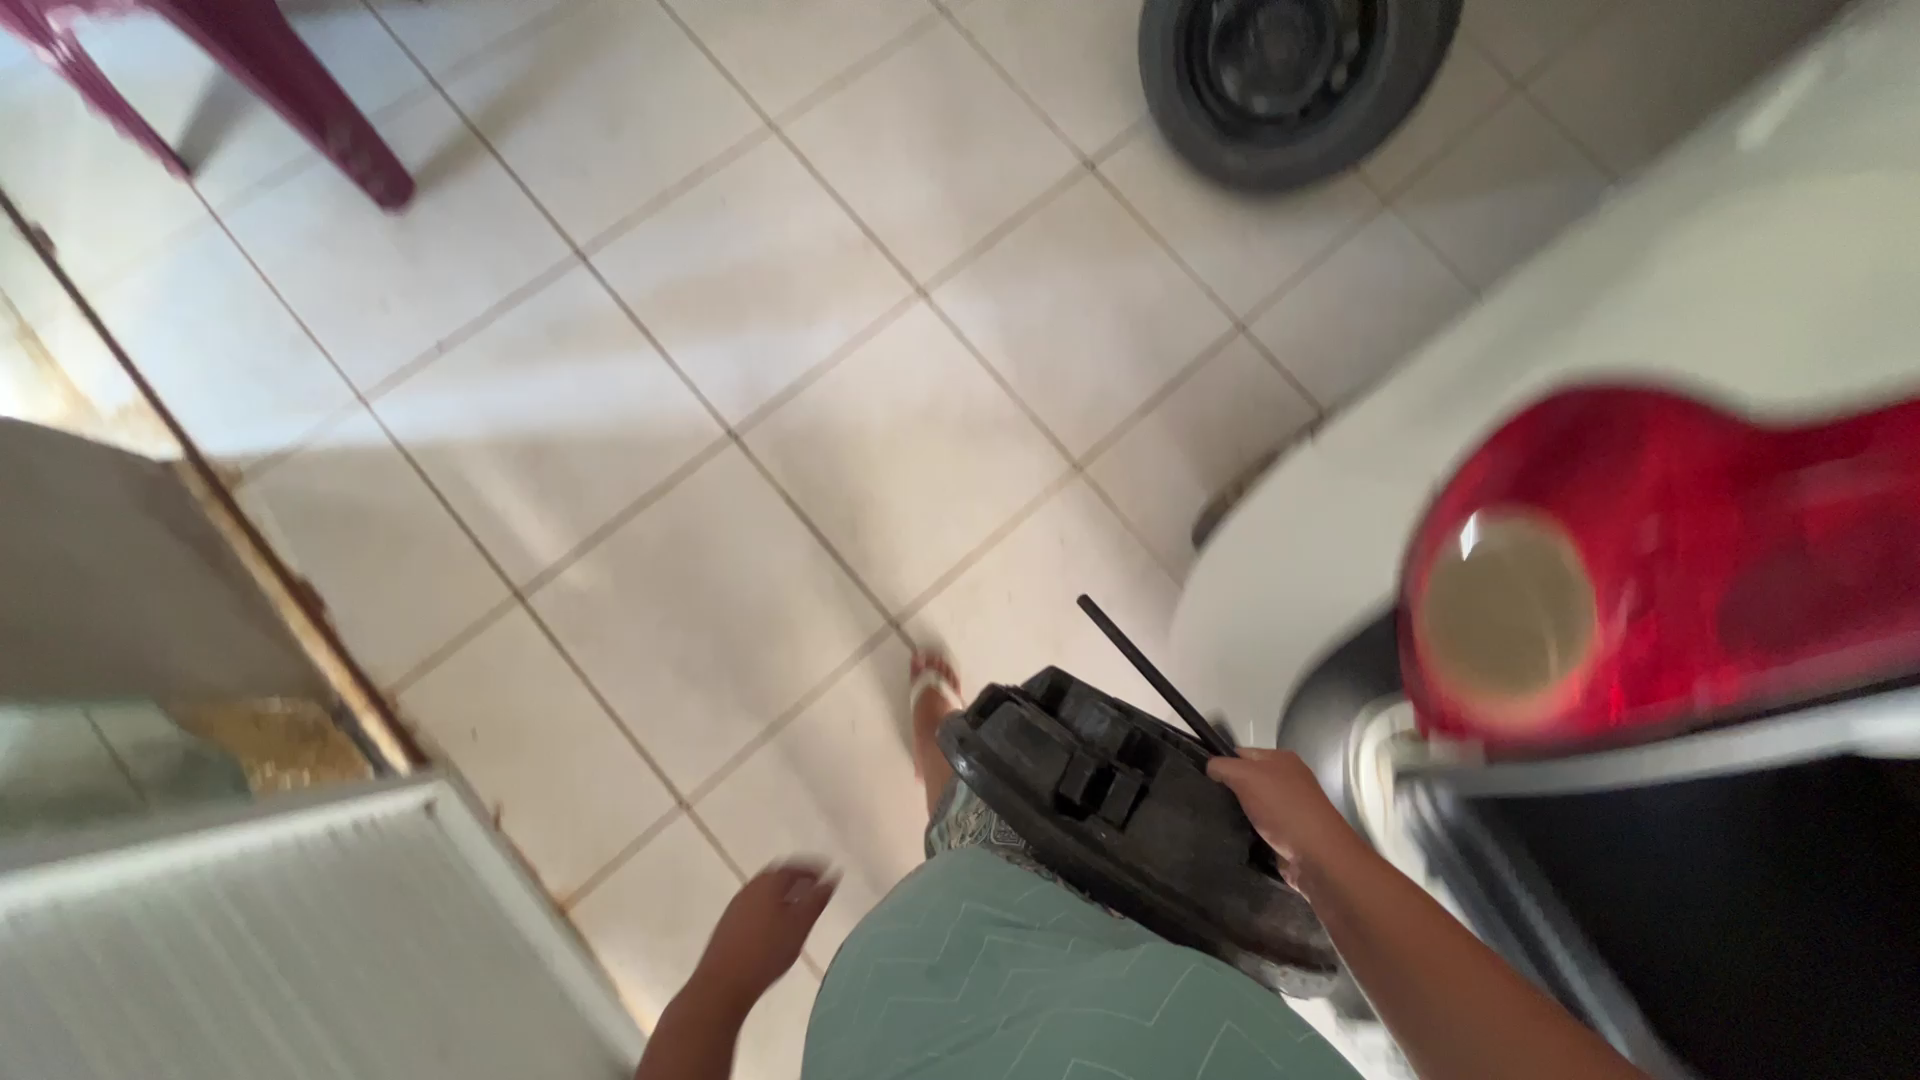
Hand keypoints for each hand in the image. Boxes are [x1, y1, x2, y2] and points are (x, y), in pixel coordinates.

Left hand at [689, 861, 837, 1013]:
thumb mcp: (800, 925)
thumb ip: (817, 900)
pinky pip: (754, 905)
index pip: (795, 867)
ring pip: (764, 891)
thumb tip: (832, 878)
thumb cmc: (767, 952)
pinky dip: (769, 906)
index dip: (813, 869)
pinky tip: (775, 925)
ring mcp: (736, 904)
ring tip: (797, 908)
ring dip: (782, 894)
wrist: (722, 984)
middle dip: (797, 879)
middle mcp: (751, 887)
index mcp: (770, 882)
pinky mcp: (728, 923)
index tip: (826, 874)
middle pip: (777, 876)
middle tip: (813, 888)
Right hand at [1207, 748, 1363, 885]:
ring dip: (1234, 814)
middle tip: (1206, 802)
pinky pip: (1256, 828)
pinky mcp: (1285, 835)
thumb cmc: (1284, 809)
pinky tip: (1233, 836)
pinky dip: (1245, 832)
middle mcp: (1287, 780)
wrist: (1318, 857)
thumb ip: (1222, 766)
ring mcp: (1288, 809)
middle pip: (1244, 779)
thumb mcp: (1246, 775)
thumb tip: (1210, 769)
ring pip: (1249, 806)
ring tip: (1214, 821)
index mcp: (1281, 759)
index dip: (1221, 764)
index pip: (1240, 753)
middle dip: (1227, 791)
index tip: (1204, 780)